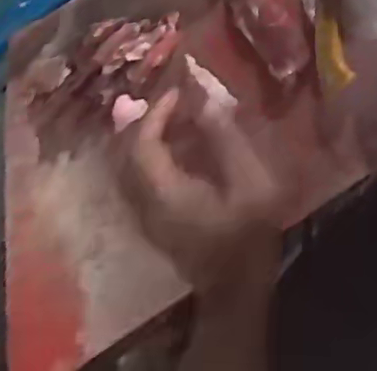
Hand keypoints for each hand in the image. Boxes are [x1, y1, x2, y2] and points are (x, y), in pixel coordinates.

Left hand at [117, 88, 281, 311]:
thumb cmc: (248, 230)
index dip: (156, 114)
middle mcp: (145, 205)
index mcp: (165, 193)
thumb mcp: (248, 180)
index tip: (180, 91)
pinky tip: (184, 146)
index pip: (142, 146)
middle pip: (128, 156)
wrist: (236, 286)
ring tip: (183, 116)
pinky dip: (155, 155)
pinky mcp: (154, 222)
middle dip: (148, 122)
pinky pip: (141, 179)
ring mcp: (146, 217)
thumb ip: (226, 141)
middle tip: (178, 99)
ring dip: (150, 138)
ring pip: (131, 168)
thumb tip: (208, 103)